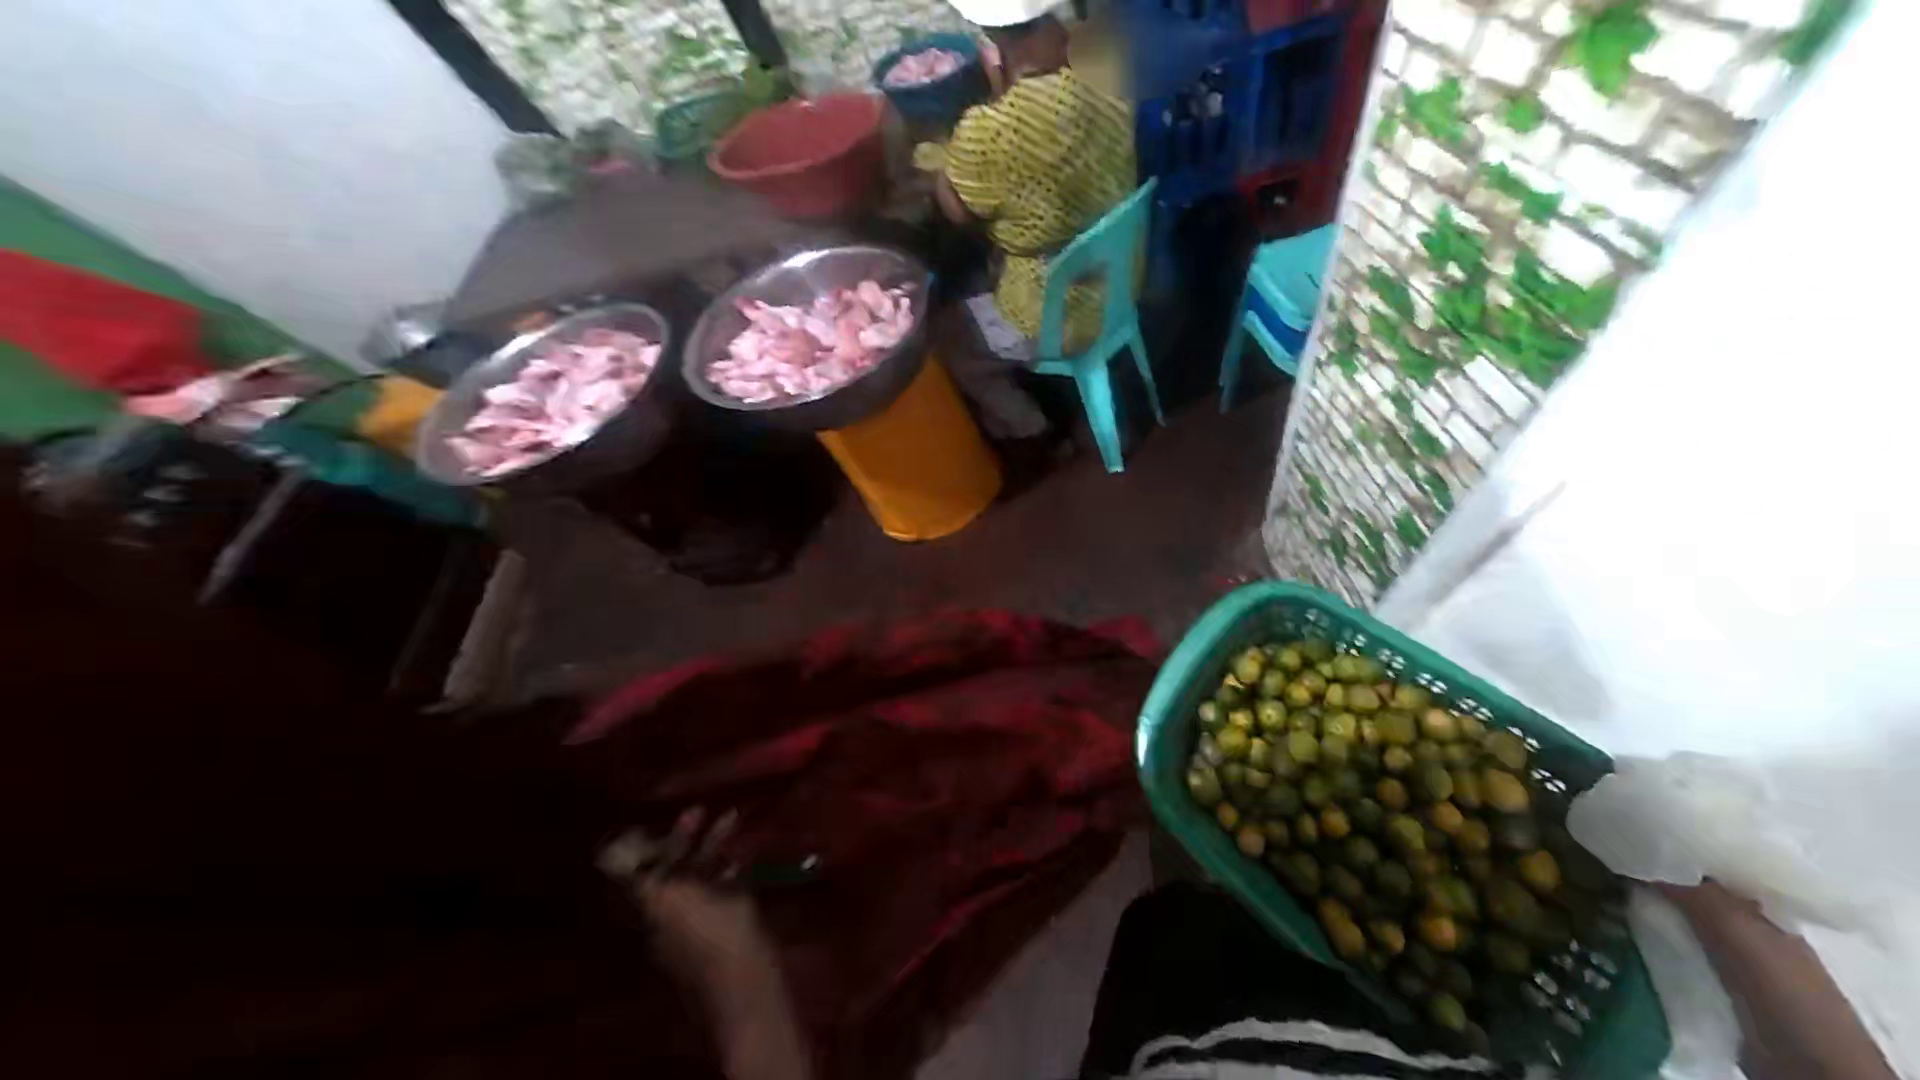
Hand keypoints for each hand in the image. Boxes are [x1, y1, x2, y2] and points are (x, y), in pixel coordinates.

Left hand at [600, 808, 809, 1079]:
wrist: (749, 983)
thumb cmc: (716, 939)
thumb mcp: (676, 904)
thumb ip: (650, 880)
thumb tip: (614, 858)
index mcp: (657, 910)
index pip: (643, 872)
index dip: (648, 846)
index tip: (654, 819)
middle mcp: (674, 914)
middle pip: (675, 869)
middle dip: (686, 839)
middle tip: (699, 809)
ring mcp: (703, 919)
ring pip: (702, 874)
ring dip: (714, 846)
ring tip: (732, 817)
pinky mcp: (731, 922)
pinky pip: (724, 885)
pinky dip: (730, 865)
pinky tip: (744, 851)